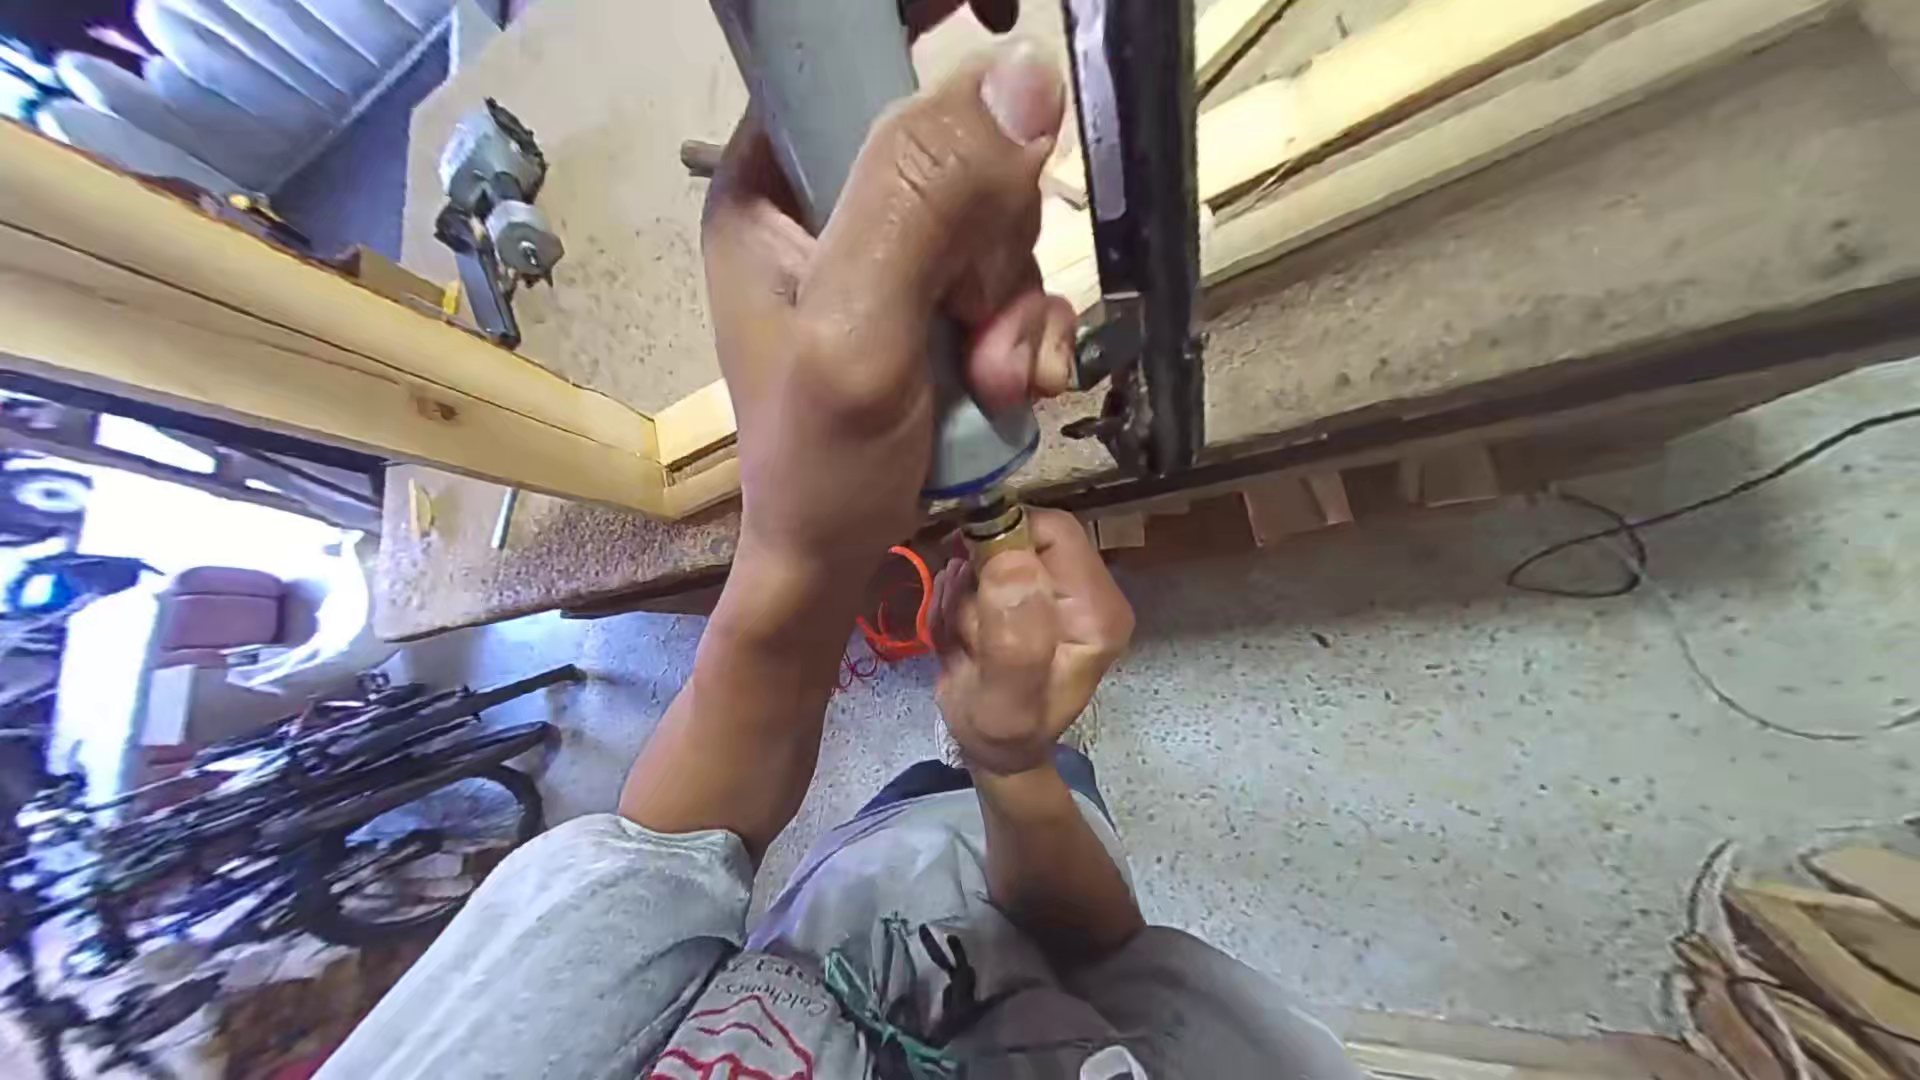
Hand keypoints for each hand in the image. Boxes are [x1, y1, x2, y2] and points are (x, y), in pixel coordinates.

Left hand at [701, 42, 1079, 583]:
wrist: (838, 555)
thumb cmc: (820, 467)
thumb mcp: (858, 340)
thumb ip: (921, 209)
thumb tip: (1024, 80)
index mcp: (776, 191)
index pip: (844, 51)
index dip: (924, 17)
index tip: (1005, 11)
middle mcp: (835, 215)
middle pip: (956, 150)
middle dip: (992, 240)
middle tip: (975, 325)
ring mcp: (895, 268)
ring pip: (1001, 228)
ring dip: (1019, 307)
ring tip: (995, 383)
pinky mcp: (937, 316)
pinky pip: (1016, 290)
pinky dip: (1033, 337)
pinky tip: (1022, 389)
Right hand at [931, 509, 1134, 775]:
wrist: (995, 747)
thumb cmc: (1005, 734)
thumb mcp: (1007, 704)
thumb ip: (1014, 640)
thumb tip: (1012, 561)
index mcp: (1097, 611)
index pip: (1054, 531)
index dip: (1004, 541)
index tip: (967, 578)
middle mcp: (1084, 590)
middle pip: (1019, 535)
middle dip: (976, 574)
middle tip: (964, 624)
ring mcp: (1052, 587)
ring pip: (989, 551)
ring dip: (961, 590)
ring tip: (961, 637)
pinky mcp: (1024, 589)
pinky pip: (976, 567)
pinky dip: (956, 594)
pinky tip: (958, 632)